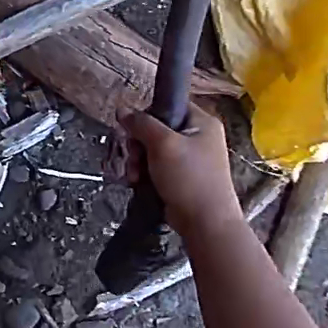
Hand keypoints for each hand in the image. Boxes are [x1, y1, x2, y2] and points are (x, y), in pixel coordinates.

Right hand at [121, 108, 243, 238]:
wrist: (205, 222)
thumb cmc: (188, 178)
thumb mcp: (163, 145)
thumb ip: (141, 124)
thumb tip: (122, 109)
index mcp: (202, 122)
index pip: (169, 105)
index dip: (148, 116)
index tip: (134, 131)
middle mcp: (198, 137)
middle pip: (156, 129)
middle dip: (138, 145)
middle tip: (134, 158)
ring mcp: (190, 158)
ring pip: (152, 150)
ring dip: (138, 161)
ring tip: (135, 176)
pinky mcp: (181, 177)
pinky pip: (156, 166)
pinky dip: (144, 173)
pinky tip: (138, 183)